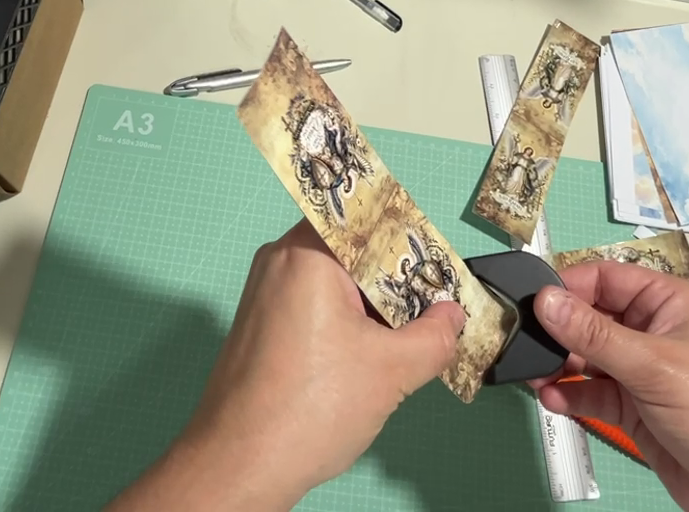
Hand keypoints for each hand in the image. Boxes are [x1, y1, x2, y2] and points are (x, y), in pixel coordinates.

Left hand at [109, 221, 464, 510]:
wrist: (236, 467)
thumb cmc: (310, 407)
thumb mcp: (390, 371)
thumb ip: (432, 337)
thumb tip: (453, 317)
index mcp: (307, 252)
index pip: (367, 221)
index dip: (408, 243)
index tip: (437, 270)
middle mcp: (280, 259)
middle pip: (351, 251)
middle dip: (393, 280)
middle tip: (428, 307)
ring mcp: (265, 290)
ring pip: (334, 280)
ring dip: (370, 305)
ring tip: (403, 336)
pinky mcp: (260, 321)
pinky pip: (313, 302)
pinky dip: (343, 320)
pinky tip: (365, 355)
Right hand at [530, 262, 688, 511]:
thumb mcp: (654, 367)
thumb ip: (594, 334)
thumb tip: (544, 300)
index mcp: (663, 302)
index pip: (602, 277)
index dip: (566, 286)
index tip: (529, 302)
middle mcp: (648, 329)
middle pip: (589, 315)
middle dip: (556, 329)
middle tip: (521, 340)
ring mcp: (639, 371)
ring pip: (585, 355)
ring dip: (557, 363)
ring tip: (531, 373)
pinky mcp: (632, 408)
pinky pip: (590, 391)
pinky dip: (569, 393)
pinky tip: (552, 399)